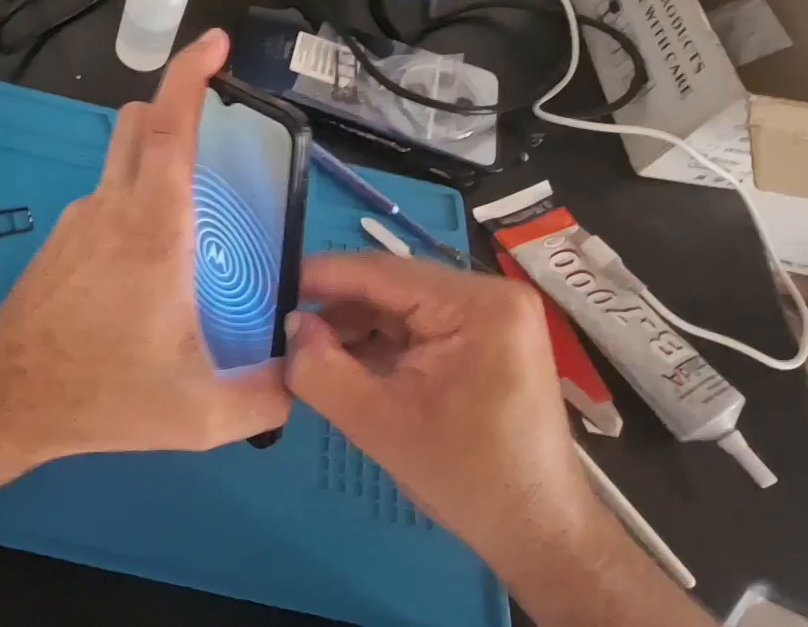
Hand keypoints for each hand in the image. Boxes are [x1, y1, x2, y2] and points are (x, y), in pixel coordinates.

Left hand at [0, 29, 291, 463]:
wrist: (5, 399)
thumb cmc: (101, 394)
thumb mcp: (199, 412)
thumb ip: (266, 394)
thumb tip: (305, 377)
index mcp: (154, 227)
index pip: (169, 128)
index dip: (191, 75)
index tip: (216, 43)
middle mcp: (113, 206)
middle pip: (139, 122)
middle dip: (177, 103)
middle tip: (221, 124)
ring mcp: (80, 219)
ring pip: (121, 157)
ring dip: (158, 156)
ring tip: (200, 214)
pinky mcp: (63, 239)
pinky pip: (108, 195)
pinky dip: (137, 196)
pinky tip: (154, 259)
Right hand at [284, 253, 597, 558]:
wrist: (539, 534)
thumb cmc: (467, 479)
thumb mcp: (379, 425)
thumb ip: (322, 370)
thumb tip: (289, 324)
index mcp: (477, 304)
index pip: (382, 272)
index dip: (320, 276)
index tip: (269, 286)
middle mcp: (489, 294)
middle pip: (391, 286)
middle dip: (335, 307)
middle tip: (281, 325)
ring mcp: (490, 315)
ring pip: (399, 305)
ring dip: (353, 326)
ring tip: (306, 349)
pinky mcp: (484, 338)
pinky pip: (417, 325)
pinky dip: (379, 342)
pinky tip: (345, 362)